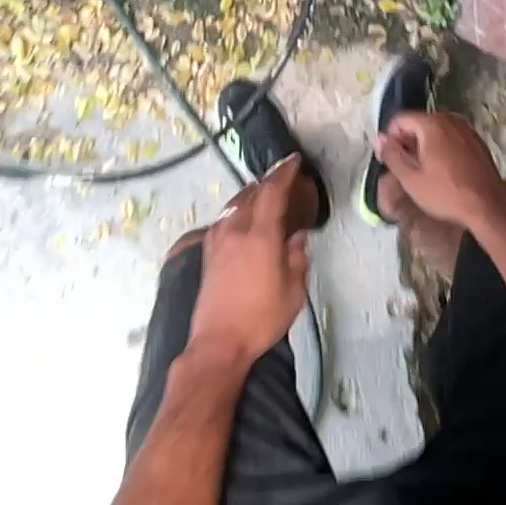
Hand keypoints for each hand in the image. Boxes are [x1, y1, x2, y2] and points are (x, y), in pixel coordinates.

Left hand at [187, 155, 311, 363]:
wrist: (218, 342)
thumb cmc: (261, 319)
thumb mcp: (293, 292)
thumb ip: (297, 258)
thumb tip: (297, 238)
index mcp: (260, 236)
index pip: (271, 191)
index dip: (284, 172)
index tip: (294, 162)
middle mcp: (235, 230)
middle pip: (251, 192)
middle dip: (269, 182)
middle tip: (285, 181)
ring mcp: (217, 239)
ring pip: (236, 203)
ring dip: (252, 195)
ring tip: (267, 197)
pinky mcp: (207, 251)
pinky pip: (226, 218)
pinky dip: (239, 210)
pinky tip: (246, 219)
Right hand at [376, 111, 505, 229]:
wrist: (488, 207)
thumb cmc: (446, 193)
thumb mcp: (411, 178)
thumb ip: (391, 155)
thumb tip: (379, 139)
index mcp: (432, 124)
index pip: (399, 120)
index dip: (389, 138)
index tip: (389, 158)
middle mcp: (450, 119)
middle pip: (418, 123)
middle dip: (407, 141)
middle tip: (404, 167)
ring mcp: (467, 130)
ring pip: (435, 130)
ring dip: (424, 145)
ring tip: (423, 171)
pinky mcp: (477, 142)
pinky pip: (451, 138)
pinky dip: (442, 148)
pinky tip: (443, 171)